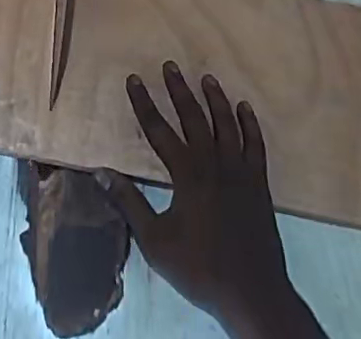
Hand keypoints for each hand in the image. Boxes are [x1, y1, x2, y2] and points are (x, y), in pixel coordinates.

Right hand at [98, 63, 323, 338]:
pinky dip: (249, 124)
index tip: (134, 79)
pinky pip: (254, 144)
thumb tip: (101, 173)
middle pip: (193, 118)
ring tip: (206, 78)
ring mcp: (239, 171)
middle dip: (179, 90)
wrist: (252, 293)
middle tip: (170, 66)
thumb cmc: (199, 269)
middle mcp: (213, 164)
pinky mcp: (258, 182)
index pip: (158, 130)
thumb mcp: (154, 241)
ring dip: (215, 99)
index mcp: (186, 175)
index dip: (143, 103)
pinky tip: (244, 107)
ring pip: (225, 124)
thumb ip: (129, 204)